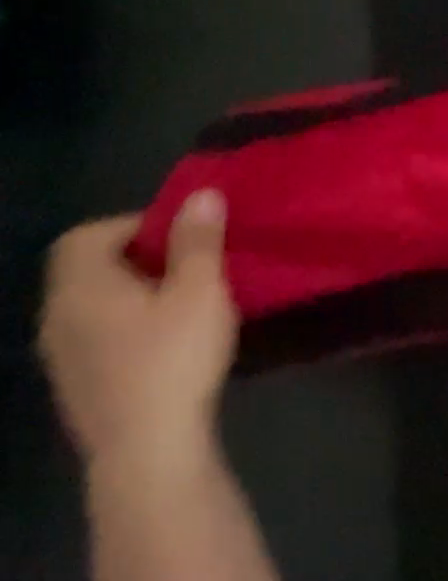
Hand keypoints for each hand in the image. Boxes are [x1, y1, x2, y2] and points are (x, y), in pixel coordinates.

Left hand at [38, 191, 236, 476]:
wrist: (144, 443)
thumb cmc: (174, 357)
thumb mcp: (200, 292)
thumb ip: (198, 243)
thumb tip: (202, 194)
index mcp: (81, 289)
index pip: (86, 236)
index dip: (135, 224)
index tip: (186, 235)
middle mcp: (57, 314)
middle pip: (87, 267)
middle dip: (140, 256)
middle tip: (195, 264)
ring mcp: (60, 351)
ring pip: (93, 300)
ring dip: (136, 289)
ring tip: (188, 299)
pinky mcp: (76, 377)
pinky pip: (96, 329)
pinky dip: (129, 318)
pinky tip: (168, 338)